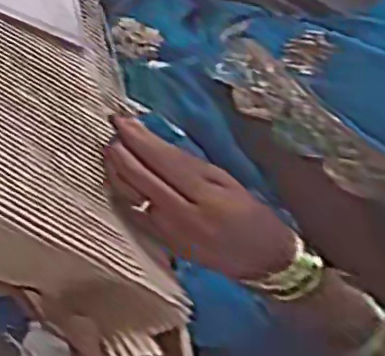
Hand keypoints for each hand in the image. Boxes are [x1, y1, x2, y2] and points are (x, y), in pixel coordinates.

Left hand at [106, 116, 299, 282]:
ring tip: (115, 149)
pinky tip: (120, 174)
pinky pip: (127, 207)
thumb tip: (142, 133)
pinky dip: (118, 186)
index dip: (135, 136)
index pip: (160, 160)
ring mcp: (168, 232)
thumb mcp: (225, 181)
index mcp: (209, 199)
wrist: (270, 266)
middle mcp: (184, 217)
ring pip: (124, 189)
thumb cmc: (249, 215)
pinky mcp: (160, 241)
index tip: (119, 118)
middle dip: (119, 147)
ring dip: (113, 164)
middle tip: (117, 131)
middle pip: (136, 173)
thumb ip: (182, 159)